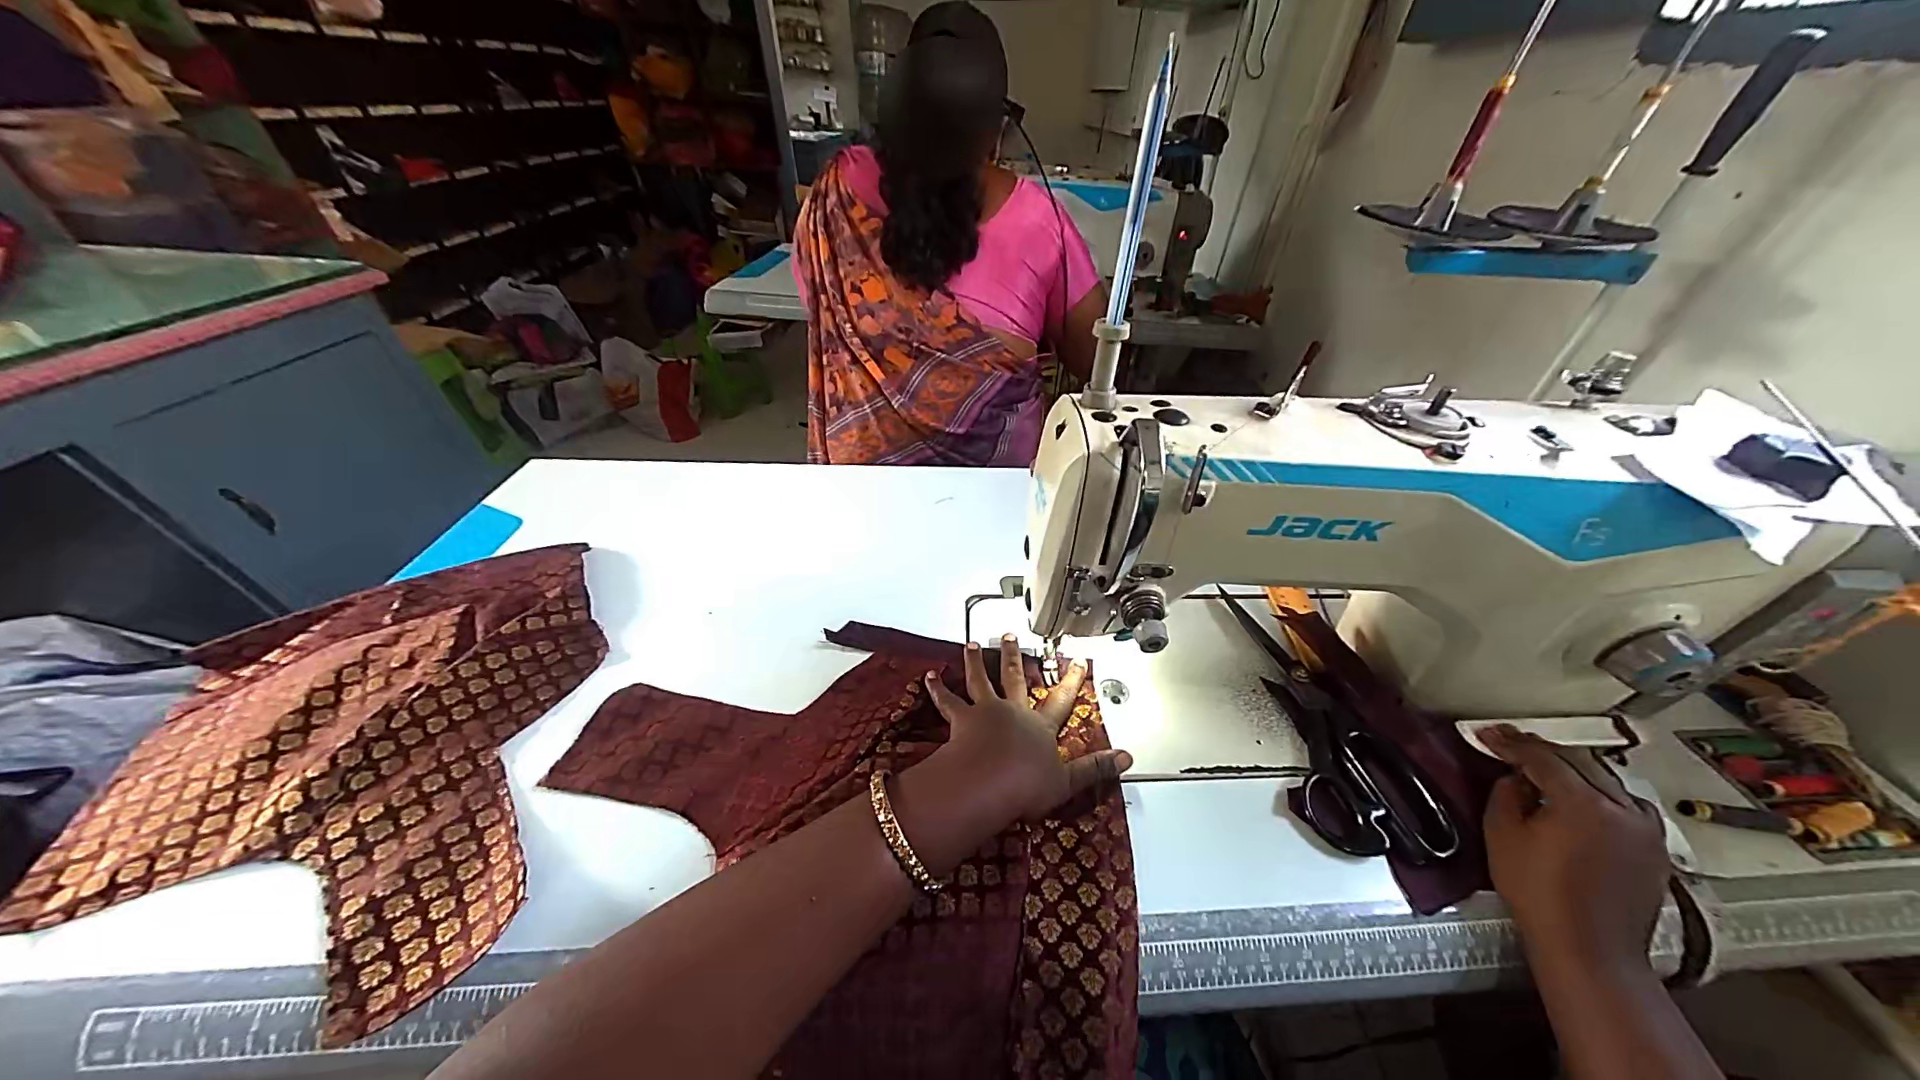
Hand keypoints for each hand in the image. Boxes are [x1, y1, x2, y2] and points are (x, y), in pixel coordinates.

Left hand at [923, 636, 1132, 824]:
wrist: (990, 782)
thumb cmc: (1026, 784)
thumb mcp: (1067, 780)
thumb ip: (1095, 768)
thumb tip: (1125, 759)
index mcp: (1039, 726)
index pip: (1061, 700)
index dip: (1070, 681)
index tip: (1076, 662)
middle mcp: (1013, 711)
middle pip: (1015, 678)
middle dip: (1016, 657)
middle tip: (1012, 637)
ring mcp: (986, 711)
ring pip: (980, 680)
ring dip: (976, 661)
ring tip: (972, 644)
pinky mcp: (962, 719)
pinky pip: (947, 700)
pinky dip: (938, 688)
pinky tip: (930, 676)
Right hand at [1482, 726, 1669, 973]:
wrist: (1589, 948)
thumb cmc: (1537, 891)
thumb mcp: (1502, 834)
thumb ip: (1506, 794)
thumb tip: (1517, 778)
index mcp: (1584, 803)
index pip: (1543, 757)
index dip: (1511, 742)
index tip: (1488, 734)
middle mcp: (1623, 810)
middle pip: (1580, 762)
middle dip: (1542, 751)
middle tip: (1511, 743)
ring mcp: (1647, 831)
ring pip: (1608, 780)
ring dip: (1574, 769)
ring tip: (1546, 767)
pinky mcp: (1655, 850)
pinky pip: (1627, 805)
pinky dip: (1601, 792)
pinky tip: (1585, 798)